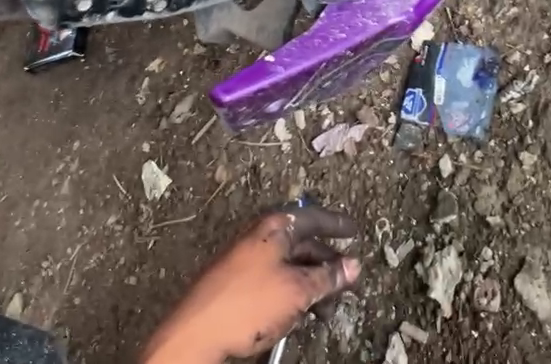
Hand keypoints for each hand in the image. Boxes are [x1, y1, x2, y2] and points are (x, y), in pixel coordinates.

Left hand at [140, 205, 361, 363]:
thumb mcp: (297, 290)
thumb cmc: (250, 304)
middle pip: (303, 243)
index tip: (355, 232)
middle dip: (327, 265)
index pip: (315, 217)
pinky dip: (292, 292)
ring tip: (323, 311)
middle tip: (346, 285)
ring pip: (289, 265)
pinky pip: (274, 279)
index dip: (338, 225)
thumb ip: (327, 277)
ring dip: (310, 284)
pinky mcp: (237, 281)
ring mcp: (247, 258)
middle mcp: (261, 235)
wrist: (196, 333)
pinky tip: (297, 313)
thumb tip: (353, 265)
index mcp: (276, 226)